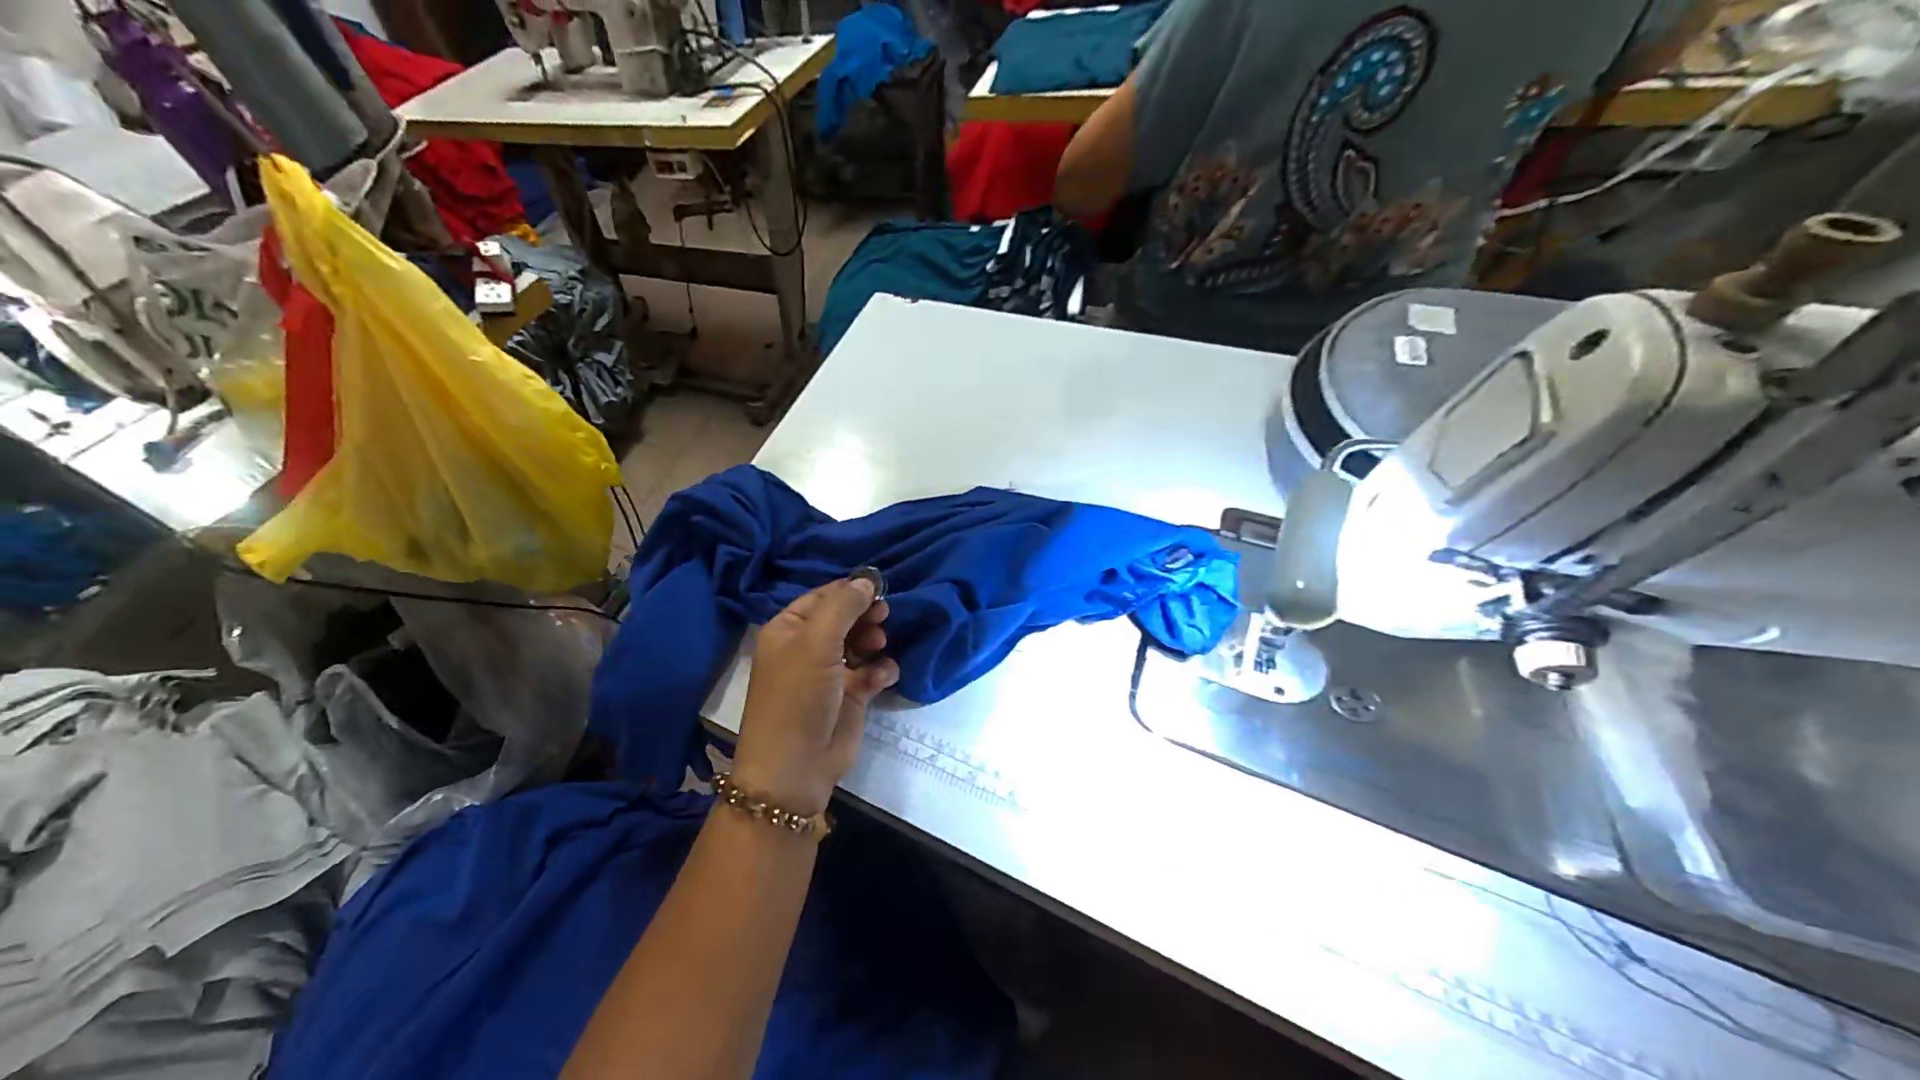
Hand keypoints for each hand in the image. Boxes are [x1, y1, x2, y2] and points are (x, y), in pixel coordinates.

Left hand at [731, 577, 899, 815]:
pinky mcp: (850, 697)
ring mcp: (829, 673)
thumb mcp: (816, 642)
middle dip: (865, 614)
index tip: (879, 587)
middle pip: (844, 618)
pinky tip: (884, 675)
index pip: (822, 596)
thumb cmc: (798, 696)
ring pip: (860, 643)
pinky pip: (871, 672)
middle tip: (884, 614)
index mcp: (788, 629)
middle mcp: (807, 647)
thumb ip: (843, 606)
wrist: (796, 766)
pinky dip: (881, 670)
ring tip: (879, 645)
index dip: (849, 590)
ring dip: (874, 640)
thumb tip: (867, 580)